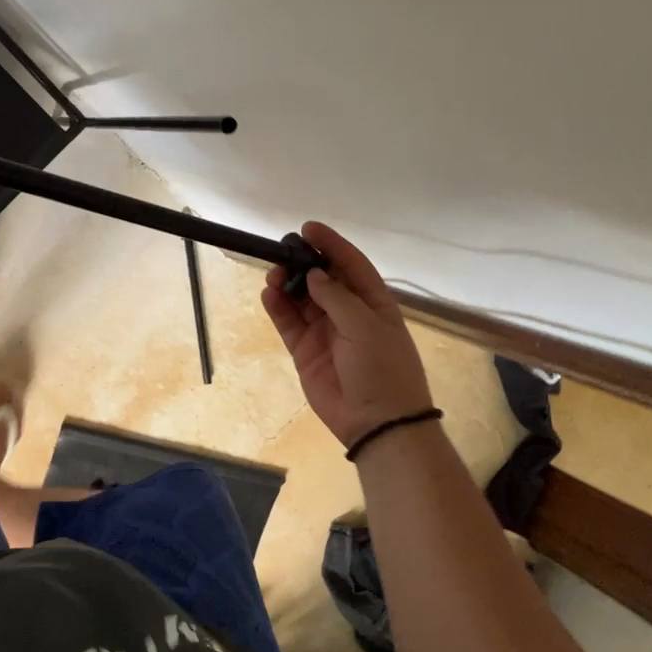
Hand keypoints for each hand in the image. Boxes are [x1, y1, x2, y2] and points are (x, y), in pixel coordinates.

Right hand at [261, 221, 433, 447]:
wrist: (378, 422)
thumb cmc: (383, 368)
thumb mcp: (366, 326)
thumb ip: (336, 297)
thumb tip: (313, 276)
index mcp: (373, 303)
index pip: (351, 264)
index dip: (331, 244)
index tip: (308, 228)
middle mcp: (348, 313)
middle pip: (322, 279)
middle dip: (303, 263)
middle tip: (281, 252)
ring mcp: (325, 331)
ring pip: (301, 298)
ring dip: (287, 284)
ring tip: (272, 274)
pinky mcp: (305, 350)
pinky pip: (288, 322)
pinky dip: (277, 307)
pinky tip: (268, 294)